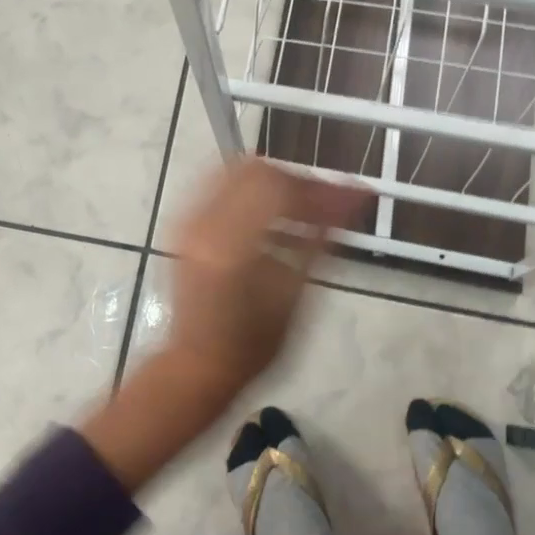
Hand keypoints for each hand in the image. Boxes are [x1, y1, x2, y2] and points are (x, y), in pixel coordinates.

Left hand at [78, 160, 366, 495]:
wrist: (196, 365)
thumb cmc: (253, 345)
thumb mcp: (295, 296)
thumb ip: (320, 240)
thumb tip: (352, 198)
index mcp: (233, 244)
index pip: (280, 186)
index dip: (320, 186)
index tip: (351, 195)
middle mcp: (204, 222)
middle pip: (256, 169)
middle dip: (296, 179)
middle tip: (325, 200)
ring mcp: (188, 221)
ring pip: (236, 172)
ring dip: (273, 182)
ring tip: (303, 208)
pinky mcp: (182, 225)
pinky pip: (220, 187)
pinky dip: (251, 192)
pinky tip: (273, 216)